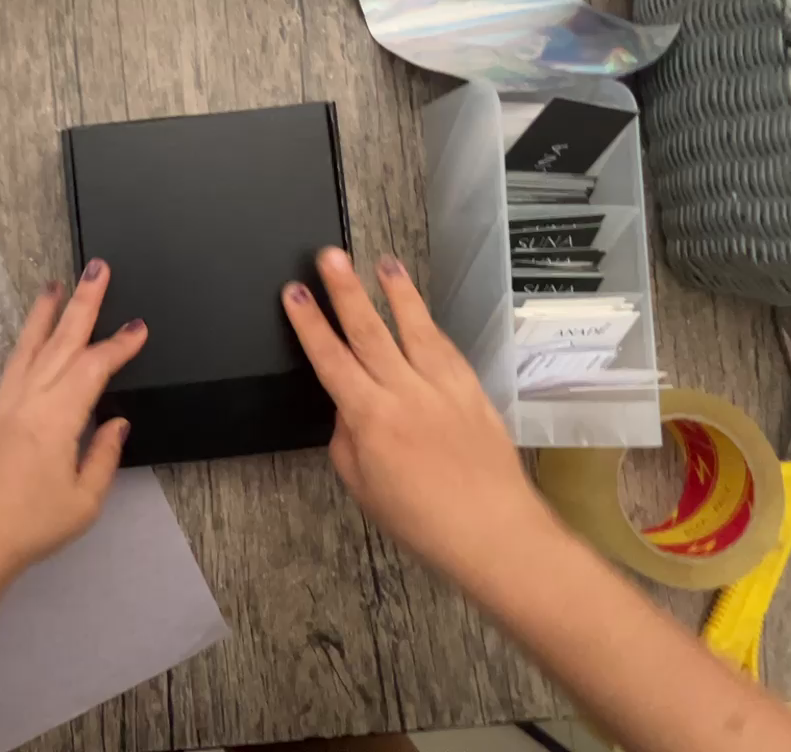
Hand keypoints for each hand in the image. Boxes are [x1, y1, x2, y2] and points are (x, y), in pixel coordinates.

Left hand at [0, 259, 145, 587]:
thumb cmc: (27, 527)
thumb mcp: (82, 501)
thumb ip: (104, 456)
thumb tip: (117, 422)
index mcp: (57, 418)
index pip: (94, 368)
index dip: (119, 345)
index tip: (138, 326)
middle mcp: (27, 398)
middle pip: (61, 340)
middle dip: (83, 302)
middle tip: (97, 268)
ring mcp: (1, 401)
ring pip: (29, 345)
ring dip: (46, 313)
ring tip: (56, 284)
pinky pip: (13, 366)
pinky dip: (27, 343)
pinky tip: (34, 339)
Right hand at [281, 247, 559, 579]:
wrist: (496, 535)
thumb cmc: (420, 519)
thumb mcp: (361, 483)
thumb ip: (346, 437)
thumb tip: (346, 405)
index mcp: (370, 417)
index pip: (330, 358)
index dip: (308, 323)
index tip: (294, 291)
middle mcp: (405, 392)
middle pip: (368, 330)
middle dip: (345, 290)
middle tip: (330, 255)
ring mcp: (442, 388)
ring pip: (414, 329)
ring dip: (396, 293)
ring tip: (383, 263)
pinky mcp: (471, 391)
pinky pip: (446, 349)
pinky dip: (429, 324)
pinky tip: (420, 309)